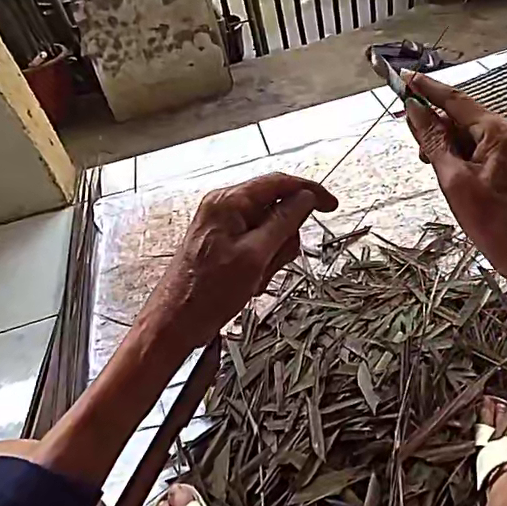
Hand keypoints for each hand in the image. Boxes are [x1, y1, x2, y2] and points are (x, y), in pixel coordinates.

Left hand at [131, 172, 338, 363]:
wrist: (175, 322)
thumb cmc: (209, 291)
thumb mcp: (255, 255)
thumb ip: (284, 222)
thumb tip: (306, 197)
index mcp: (229, 201)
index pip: (279, 183)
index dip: (309, 191)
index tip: (332, 206)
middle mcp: (224, 207)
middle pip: (276, 208)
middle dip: (285, 237)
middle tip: (273, 264)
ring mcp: (223, 225)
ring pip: (270, 229)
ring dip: (273, 255)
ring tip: (258, 278)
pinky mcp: (223, 244)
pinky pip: (256, 245)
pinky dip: (262, 263)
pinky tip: (250, 283)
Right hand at [401, 72, 506, 302]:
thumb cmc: (494, 223)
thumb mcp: (454, 180)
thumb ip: (434, 142)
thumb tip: (415, 112)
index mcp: (498, 132)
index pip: (456, 100)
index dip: (427, 90)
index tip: (404, 79)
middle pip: (461, 117)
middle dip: (434, 125)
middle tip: (413, 140)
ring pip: (466, 135)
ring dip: (443, 145)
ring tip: (430, 164)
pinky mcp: (506, 167)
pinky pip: (474, 150)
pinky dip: (456, 156)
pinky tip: (445, 172)